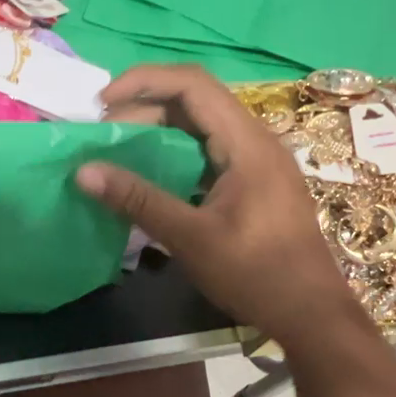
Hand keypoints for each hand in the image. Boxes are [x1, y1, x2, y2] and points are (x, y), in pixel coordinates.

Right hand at [76, 64, 357, 348]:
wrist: (312, 315)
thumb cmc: (256, 275)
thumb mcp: (191, 237)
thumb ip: (138, 200)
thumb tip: (83, 171)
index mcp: (247, 142)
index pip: (191, 84)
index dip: (143, 81)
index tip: (101, 103)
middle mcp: (255, 141)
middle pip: (194, 102)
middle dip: (143, 110)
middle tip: (102, 138)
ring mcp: (257, 162)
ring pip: (201, 128)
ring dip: (157, 133)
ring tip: (118, 154)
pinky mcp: (254, 184)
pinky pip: (209, 154)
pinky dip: (175, 157)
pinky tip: (150, 181)